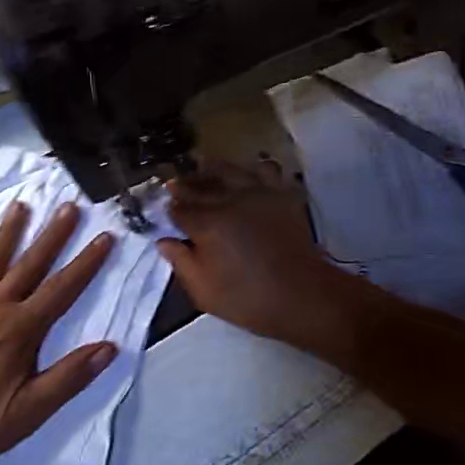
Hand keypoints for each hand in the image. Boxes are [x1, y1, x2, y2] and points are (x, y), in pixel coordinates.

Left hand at [0, 202, 117, 464]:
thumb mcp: (29, 413)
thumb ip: (70, 377)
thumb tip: (110, 347)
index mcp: (19, 330)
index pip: (62, 287)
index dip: (87, 261)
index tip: (105, 236)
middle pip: (30, 263)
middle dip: (52, 234)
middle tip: (68, 205)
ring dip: (7, 232)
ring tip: (20, 205)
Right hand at [156, 159, 373, 349]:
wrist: (301, 293)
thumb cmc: (248, 298)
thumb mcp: (204, 291)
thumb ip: (181, 262)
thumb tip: (164, 241)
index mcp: (207, 224)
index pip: (180, 209)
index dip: (170, 208)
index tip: (165, 206)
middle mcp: (230, 200)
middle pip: (201, 186)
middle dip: (184, 184)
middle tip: (174, 182)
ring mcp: (257, 193)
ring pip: (230, 170)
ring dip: (213, 168)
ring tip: (203, 165)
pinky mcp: (280, 194)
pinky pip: (265, 170)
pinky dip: (253, 167)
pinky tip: (247, 171)